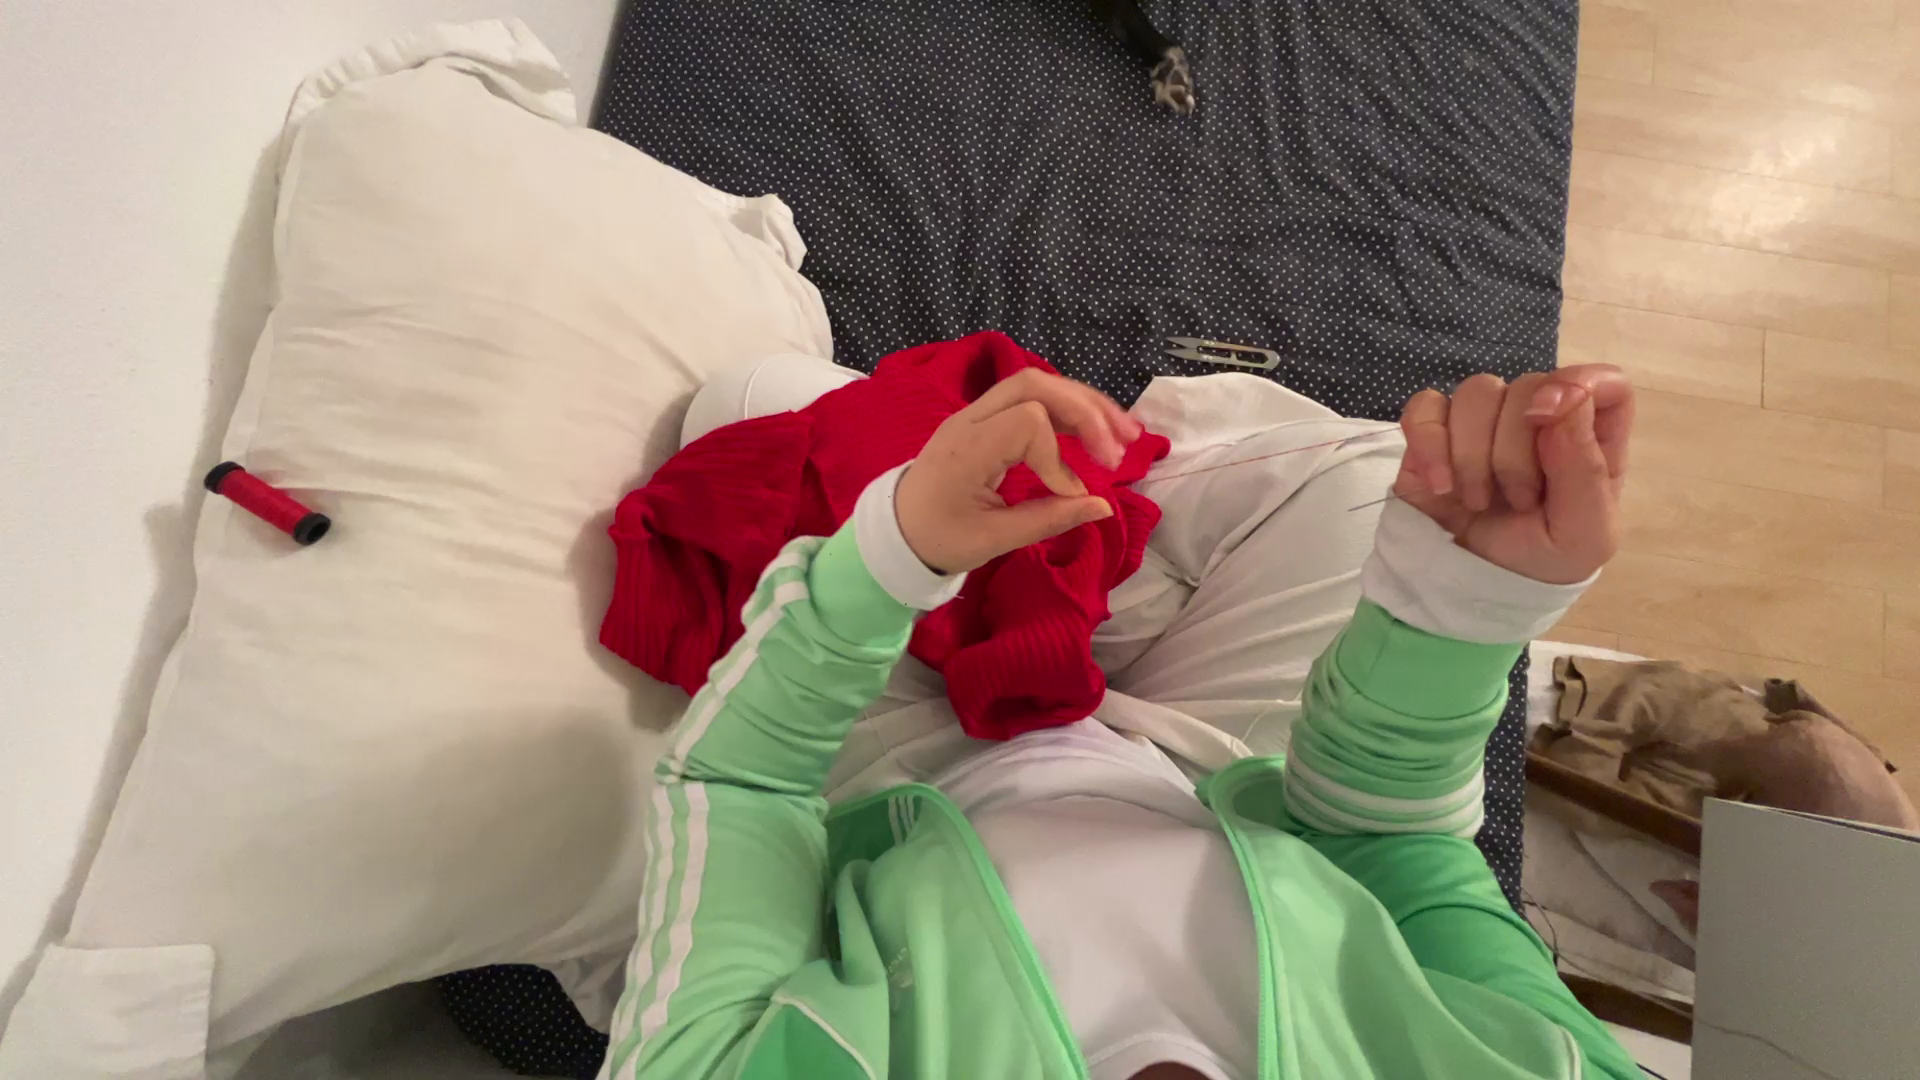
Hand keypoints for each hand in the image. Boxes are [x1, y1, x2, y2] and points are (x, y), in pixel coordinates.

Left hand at [896, 369, 1142, 573]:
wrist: (896, 531)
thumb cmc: (938, 539)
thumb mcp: (993, 539)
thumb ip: (1048, 519)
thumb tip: (1103, 506)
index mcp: (966, 448)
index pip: (1029, 422)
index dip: (1059, 458)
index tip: (1068, 496)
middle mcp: (970, 419)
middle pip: (1036, 384)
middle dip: (1086, 409)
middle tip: (1124, 444)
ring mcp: (975, 415)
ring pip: (1036, 385)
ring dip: (1084, 406)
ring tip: (1126, 434)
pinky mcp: (985, 421)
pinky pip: (1030, 401)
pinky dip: (1066, 413)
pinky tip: (1095, 433)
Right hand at [1395, 365, 1633, 584]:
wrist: (1473, 584)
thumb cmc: (1541, 558)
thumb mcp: (1584, 530)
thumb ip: (1583, 467)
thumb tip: (1556, 399)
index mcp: (1586, 435)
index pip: (1596, 378)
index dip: (1574, 384)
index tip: (1545, 418)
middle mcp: (1533, 419)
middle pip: (1524, 387)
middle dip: (1513, 449)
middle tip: (1515, 500)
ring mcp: (1477, 425)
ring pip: (1474, 394)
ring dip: (1471, 454)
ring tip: (1475, 500)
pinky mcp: (1429, 438)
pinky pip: (1423, 410)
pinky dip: (1428, 444)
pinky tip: (1440, 485)